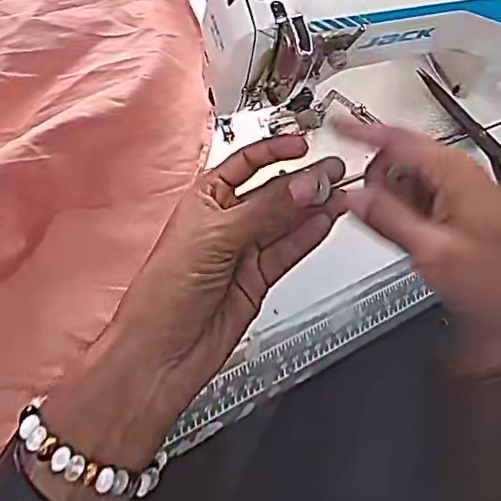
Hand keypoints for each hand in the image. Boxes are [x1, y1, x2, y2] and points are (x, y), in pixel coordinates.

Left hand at [31, 137, 345, 500]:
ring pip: (286, 220)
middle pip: (273, 191)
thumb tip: (301, 184)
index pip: (247, 162)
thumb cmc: (164, 291)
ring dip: (313, 206)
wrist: (161, 355)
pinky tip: (325, 220)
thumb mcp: (216, 236)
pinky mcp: (258, 277)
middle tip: (333, 171)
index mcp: (207, 197)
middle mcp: (227, 219)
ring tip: (339, 192)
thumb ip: (265, 209)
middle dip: (303, 180)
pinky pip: (289, 248)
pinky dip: (309, 234)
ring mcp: (244, 249)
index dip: (275, 151)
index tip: (302, 145)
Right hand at [338, 120, 500, 362]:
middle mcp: (459, 172)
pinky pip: (424, 198)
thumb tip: (353, 195)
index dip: (360, 130)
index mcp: (452, 170)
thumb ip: (387, 218)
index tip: (335, 125)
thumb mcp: (433, 253)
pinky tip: (414, 239)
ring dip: (394, 198)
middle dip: (378, 178)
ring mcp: (464, 190)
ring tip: (396, 232)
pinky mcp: (466, 209)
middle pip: (400, 157)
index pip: (395, 137)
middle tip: (366, 206)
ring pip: (410, 179)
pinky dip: (409, 211)